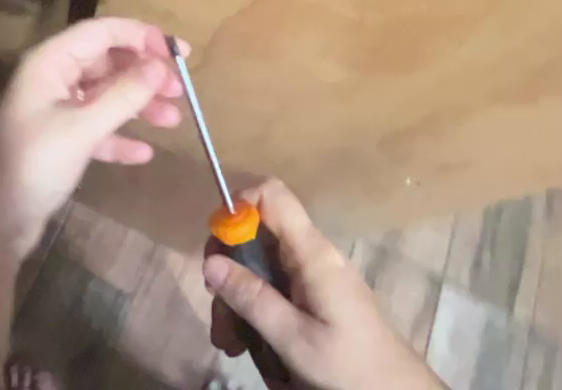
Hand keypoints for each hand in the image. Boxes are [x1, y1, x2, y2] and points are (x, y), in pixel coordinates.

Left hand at [0, 17, 188, 255]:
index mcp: (51, 62)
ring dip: (137, 104)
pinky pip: (96, 127)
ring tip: (173, 121)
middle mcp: (52, 78)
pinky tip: (143, 153)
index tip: (178, 51)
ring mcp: (54, 110)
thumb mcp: (82, 128)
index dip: (141, 36)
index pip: (102, 32)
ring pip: (104, 95)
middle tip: (181, 91)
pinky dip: (119, 136)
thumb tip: (160, 66)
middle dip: (144, 73)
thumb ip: (123, 95)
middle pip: (106, 62)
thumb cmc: (33, 162)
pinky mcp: (58, 141)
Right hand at [205, 179, 444, 389]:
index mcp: (312, 252)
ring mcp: (313, 275)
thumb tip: (210, 261)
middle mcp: (312, 254)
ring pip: (261, 266)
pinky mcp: (314, 296)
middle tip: (216, 307)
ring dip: (238, 297)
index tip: (219, 244)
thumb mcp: (296, 339)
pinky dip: (255, 309)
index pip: (272, 194)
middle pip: (257, 235)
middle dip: (229, 267)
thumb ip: (253, 299)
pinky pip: (275, 287)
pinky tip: (245, 343)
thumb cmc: (351, 366)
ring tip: (228, 341)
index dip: (240, 205)